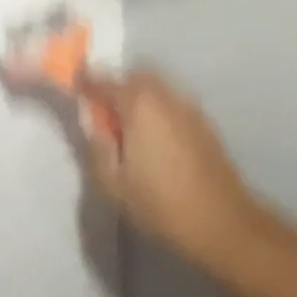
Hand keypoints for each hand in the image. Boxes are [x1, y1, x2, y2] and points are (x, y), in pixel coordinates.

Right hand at [78, 68, 264, 266]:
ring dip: (140, 94)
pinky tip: (156, 137)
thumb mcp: (114, 186)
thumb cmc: (161, 205)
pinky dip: (159, 107)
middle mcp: (165, 95)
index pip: (104, 80)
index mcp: (138, 105)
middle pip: (135, 74)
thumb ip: (97, 149)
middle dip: (117, 83)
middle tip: (104, 109)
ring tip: (130, 125)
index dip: (86, 80)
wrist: (222, 222)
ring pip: (157, 85)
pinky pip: (173, 100)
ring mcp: (189, 106)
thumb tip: (94, 126)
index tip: (74, 84)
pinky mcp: (204, 121)